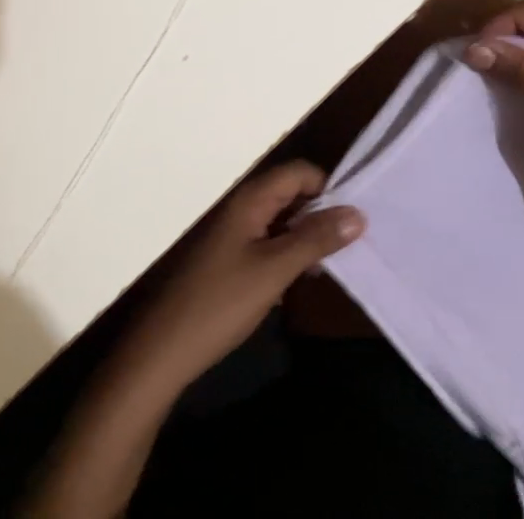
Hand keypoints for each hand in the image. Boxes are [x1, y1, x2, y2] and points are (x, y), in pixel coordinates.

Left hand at [126, 161, 364, 387]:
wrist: (165, 350)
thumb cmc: (221, 303)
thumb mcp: (275, 270)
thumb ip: (316, 239)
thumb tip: (359, 213)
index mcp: (249, 201)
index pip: (299, 172)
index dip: (328, 187)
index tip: (356, 217)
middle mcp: (241, 209)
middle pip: (291, 193)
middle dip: (322, 212)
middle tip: (354, 240)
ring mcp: (233, 236)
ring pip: (282, 221)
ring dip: (308, 236)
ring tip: (335, 261)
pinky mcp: (230, 261)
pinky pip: (269, 243)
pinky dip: (290, 254)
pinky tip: (305, 278)